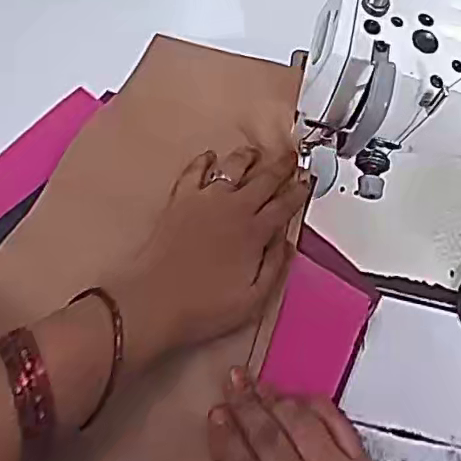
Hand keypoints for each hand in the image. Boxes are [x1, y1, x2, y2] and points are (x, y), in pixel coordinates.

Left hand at [111, 148, 306, 365]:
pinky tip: (211, 157)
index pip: (284, 204)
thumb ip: (275, 267)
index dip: (299, 191)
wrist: (154, 301)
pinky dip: (205, 159)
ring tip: (256, 153)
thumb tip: (287, 242)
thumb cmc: (203, 307)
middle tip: (291, 158)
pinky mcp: (181, 198)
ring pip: (234, 165)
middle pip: (265, 178)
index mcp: (254, 232)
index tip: (306, 182)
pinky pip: (196, 169)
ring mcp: (206, 199)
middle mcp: (234, 208)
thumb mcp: (253, 300)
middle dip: (282, 166)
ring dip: (248, 157)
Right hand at [208, 372, 389, 460]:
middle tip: (233, 383)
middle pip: (272, 442)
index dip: (227, 440)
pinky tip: (298, 395)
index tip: (215, 416)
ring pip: (304, 426)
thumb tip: (230, 450)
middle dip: (248, 408)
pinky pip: (339, 424)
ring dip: (277, 400)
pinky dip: (317, 405)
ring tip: (258, 383)